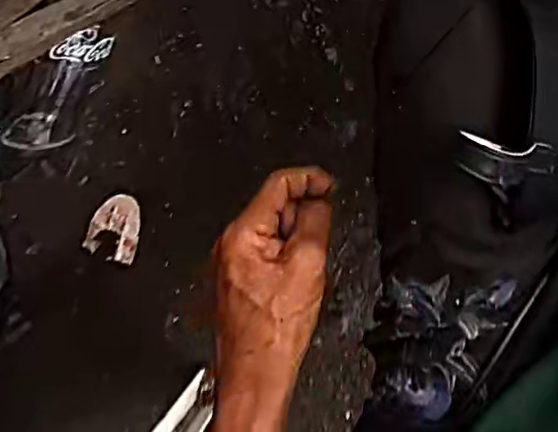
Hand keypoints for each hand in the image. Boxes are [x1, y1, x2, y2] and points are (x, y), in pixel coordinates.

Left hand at [211, 167, 334, 431]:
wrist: (255, 379)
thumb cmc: (273, 334)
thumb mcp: (309, 264)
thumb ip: (316, 219)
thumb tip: (320, 197)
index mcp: (242, 235)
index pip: (279, 182)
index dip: (310, 178)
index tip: (329, 185)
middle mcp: (229, 245)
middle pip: (276, 205)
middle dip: (303, 215)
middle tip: (317, 241)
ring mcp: (230, 262)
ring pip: (274, 229)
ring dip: (295, 238)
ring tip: (303, 270)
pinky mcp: (236, 278)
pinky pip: (267, 250)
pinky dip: (285, 255)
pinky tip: (292, 282)